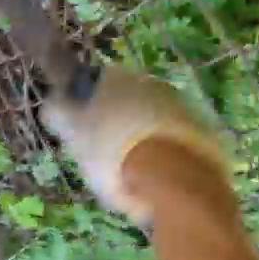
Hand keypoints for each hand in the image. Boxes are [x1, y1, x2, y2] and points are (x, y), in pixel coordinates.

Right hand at [42, 69, 231, 223]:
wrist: (176, 181)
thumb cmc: (115, 154)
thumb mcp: (74, 136)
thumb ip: (60, 116)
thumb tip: (50, 105)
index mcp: (117, 78)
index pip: (95, 83)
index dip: (86, 106)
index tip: (82, 129)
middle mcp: (152, 84)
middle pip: (128, 101)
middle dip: (119, 121)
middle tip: (108, 153)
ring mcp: (183, 107)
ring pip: (155, 120)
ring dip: (146, 137)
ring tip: (137, 171)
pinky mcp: (208, 134)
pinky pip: (180, 141)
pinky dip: (171, 154)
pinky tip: (162, 178)